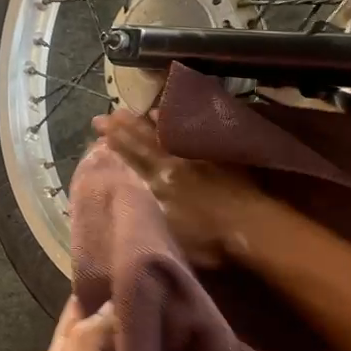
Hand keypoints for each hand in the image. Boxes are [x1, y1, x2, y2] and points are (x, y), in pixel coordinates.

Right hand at [93, 110, 267, 265]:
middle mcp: (174, 164)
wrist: (251, 225)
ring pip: (167, 134)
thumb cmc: (209, 239)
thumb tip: (130, 197)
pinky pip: (193, 135)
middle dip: (124, 127)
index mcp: (160, 182)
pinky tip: (174, 117)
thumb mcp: (169, 231)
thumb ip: (149, 211)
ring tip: (133, 111)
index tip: (99, 128)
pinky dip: (180, 125)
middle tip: (107, 114)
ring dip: (147, 123)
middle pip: (145, 141)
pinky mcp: (218, 157)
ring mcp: (197, 157)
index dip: (115, 143)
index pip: (132, 158)